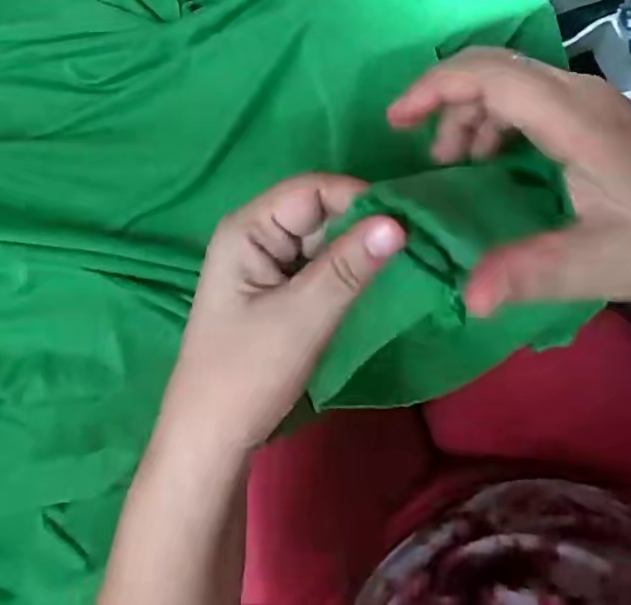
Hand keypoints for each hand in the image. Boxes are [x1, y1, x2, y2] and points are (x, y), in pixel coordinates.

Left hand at [160, 175, 405, 455]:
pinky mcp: (280, 287)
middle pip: (318, 209)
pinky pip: (321, 263)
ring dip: (361, 245)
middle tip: (419, 238)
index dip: (358, 197)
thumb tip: (398, 222)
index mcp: (246, 228)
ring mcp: (267, 261)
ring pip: (324, 237)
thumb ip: (348, 268)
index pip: (310, 190)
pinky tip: (384, 276)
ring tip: (412, 254)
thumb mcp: (302, 318)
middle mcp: (255, 234)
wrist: (212, 441)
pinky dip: (351, 268)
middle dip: (364, 220)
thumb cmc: (246, 375)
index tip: (408, 220)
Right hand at [386, 49, 630, 314]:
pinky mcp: (589, 112)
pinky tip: (489, 160)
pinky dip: (490, 118)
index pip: (487, 75)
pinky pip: (522, 95)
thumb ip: (531, 273)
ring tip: (452, 164)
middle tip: (416, 146)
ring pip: (504, 78)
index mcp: (575, 118)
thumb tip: (465, 296)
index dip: (432, 88)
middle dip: (441, 97)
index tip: (395, 121)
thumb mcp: (604, 264)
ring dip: (466, 111)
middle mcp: (576, 93)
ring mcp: (585, 98)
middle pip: (488, 65)